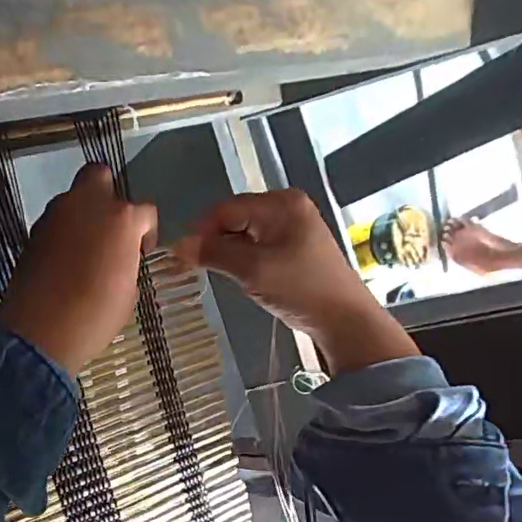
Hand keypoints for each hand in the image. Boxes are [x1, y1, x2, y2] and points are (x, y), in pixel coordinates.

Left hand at [0, 164, 154, 376]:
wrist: (41, 333)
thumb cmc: (94, 317)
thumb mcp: (127, 294)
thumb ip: (128, 263)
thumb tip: (120, 258)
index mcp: (121, 219)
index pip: (145, 211)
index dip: (147, 232)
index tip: (141, 252)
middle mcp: (87, 205)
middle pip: (100, 176)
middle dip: (108, 195)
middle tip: (111, 228)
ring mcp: (55, 216)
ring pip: (72, 199)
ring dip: (82, 216)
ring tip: (86, 250)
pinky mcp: (32, 233)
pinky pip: (54, 223)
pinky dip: (62, 234)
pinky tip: (65, 261)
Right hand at [174, 190, 417, 373]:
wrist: (342, 318)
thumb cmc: (300, 288)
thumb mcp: (253, 270)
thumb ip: (214, 254)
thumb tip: (178, 245)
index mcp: (281, 203)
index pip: (226, 209)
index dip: (202, 232)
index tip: (183, 259)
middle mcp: (287, 206)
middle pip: (234, 218)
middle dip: (215, 242)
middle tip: (199, 270)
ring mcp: (292, 226)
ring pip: (244, 234)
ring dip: (229, 253)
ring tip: (224, 276)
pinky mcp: (294, 246)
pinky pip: (258, 245)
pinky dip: (244, 259)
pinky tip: (243, 277)